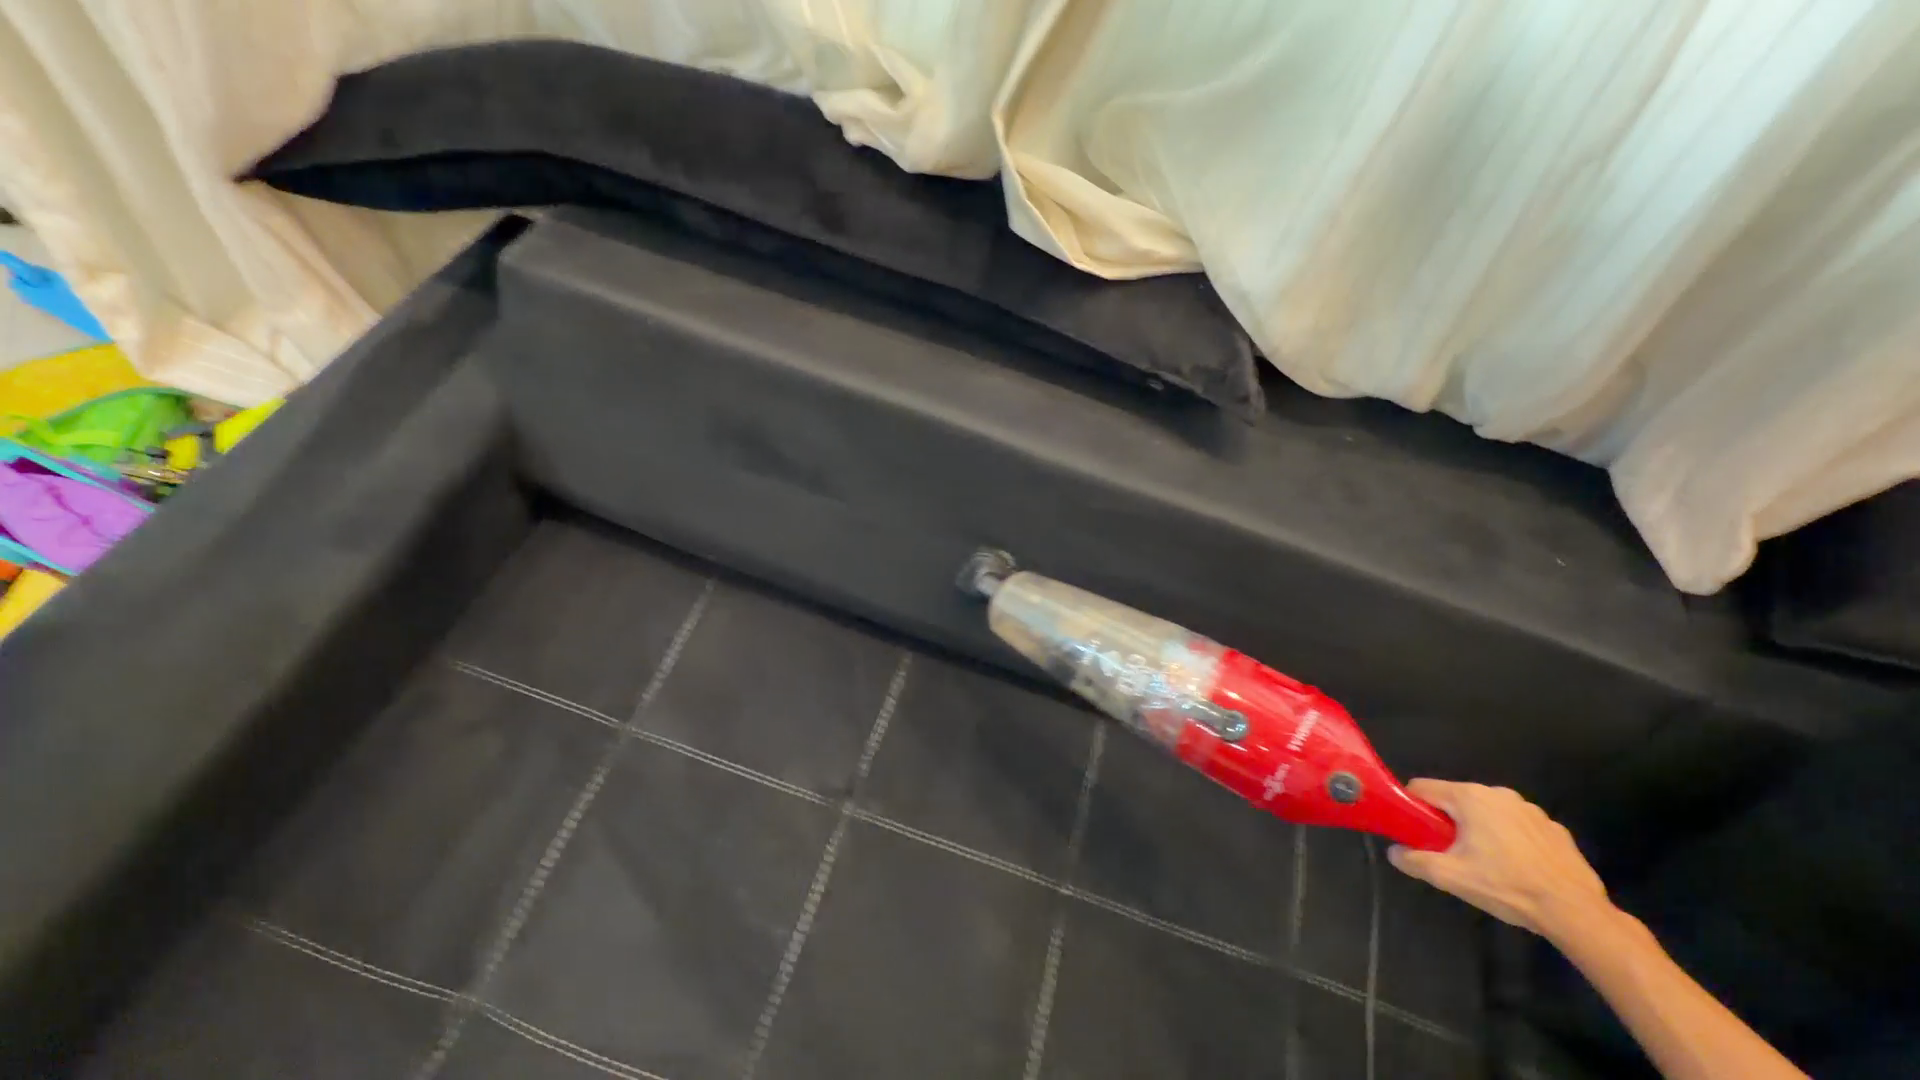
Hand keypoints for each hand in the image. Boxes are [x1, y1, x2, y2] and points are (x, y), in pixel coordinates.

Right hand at [1387, 779, 1611, 940]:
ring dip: (1479, 830)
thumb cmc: (1506, 887)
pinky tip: (1518, 868)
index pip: (1422, 788)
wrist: (1573, 910)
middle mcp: (1499, 794)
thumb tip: (1395, 852)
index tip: (1413, 832)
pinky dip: (1510, 840)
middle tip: (1449, 854)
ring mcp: (1530, 809)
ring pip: (1488, 813)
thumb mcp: (1450, 877)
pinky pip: (1517, 826)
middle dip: (1447, 822)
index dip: (1411, 807)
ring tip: (1486, 864)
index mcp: (1470, 798)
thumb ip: (1414, 860)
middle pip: (1456, 800)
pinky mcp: (1554, 828)